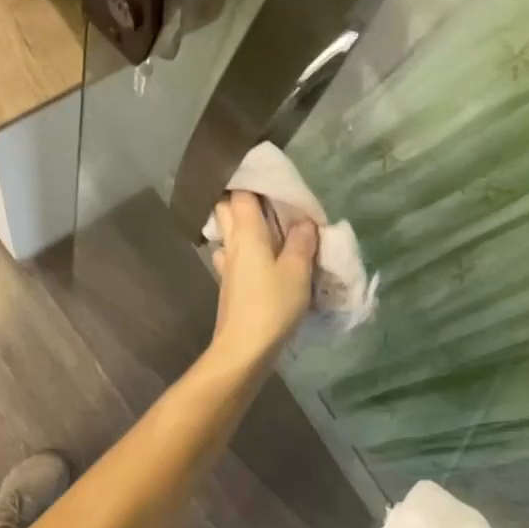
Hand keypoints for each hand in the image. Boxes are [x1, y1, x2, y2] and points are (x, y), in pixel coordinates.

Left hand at [209, 191, 316, 367]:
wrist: (244, 349)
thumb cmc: (271, 306)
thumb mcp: (297, 271)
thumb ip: (301, 242)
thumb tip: (303, 222)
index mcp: (246, 233)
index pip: (240, 193)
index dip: (253, 180)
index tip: (271, 178)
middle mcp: (231, 244)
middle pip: (225, 208)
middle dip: (241, 199)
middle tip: (268, 201)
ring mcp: (226, 266)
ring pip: (227, 234)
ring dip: (241, 226)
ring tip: (266, 228)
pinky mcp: (228, 286)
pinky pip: (233, 257)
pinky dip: (244, 251)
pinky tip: (259, 259)